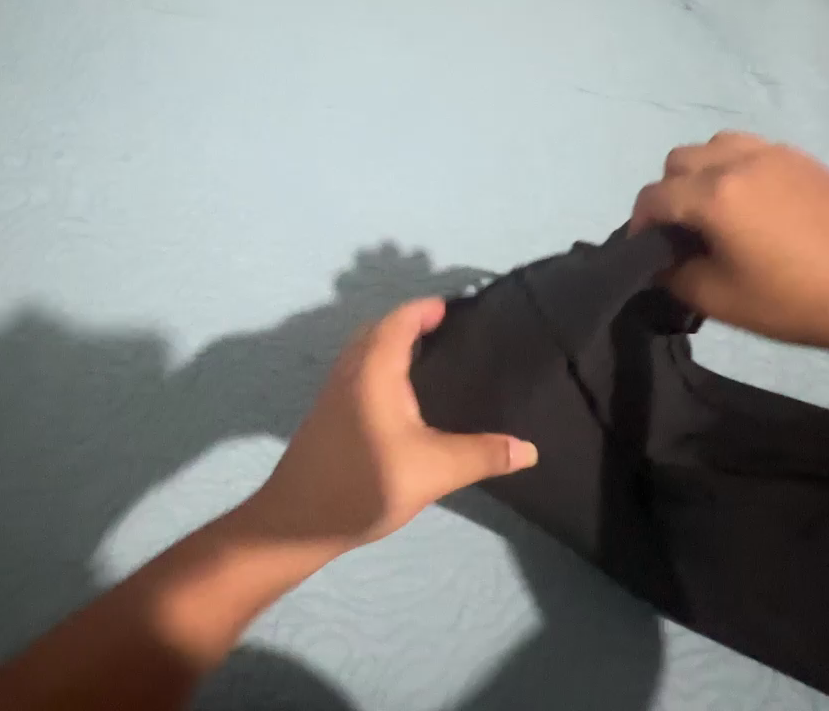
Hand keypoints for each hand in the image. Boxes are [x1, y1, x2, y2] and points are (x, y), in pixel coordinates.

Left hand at [240, 299, 537, 550]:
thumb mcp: (434, 470)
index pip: (400, 319)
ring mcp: (334, 389)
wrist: (297, 520)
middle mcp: (350, 368)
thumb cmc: (364, 483)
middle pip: (380, 329)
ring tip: (430, 358)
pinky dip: (380, 364)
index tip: (455, 308)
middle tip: (449, 332)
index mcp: (374, 368)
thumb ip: (483, 455)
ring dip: (392, 343)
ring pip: (365, 349)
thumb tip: (530, 449)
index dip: (425, 308)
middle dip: (411, 322)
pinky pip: (358, 369)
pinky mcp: (328, 411)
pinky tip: (400, 396)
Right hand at [630, 131, 828, 364]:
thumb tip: (658, 260)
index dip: (638, 223)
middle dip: (667, 194)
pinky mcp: (805, 162)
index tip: (644, 250)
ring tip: (713, 210)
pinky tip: (751, 205)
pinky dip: (733, 168)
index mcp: (714, 195)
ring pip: (713, 146)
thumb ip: (671, 275)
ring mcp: (776, 156)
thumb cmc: (797, 303)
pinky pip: (749, 150)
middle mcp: (739, 162)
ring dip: (700, 173)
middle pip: (677, 162)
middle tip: (679, 232)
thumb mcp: (718, 300)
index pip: (653, 197)